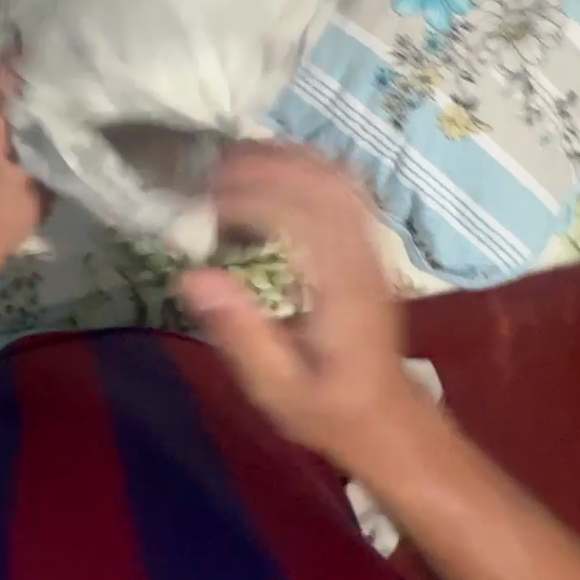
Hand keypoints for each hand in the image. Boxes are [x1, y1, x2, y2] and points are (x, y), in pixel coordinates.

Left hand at [0, 58, 51, 271]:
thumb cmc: (3, 211)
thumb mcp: (38, 175)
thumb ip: (51, 137)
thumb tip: (67, 109)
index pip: (6, 69)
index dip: (29, 53)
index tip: (58, 40)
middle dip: (28, 68)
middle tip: (64, 58)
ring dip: (19, 87)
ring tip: (55, 79)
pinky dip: (11, 106)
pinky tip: (37, 109)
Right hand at [176, 142, 414, 465]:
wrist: (387, 420)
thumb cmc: (327, 408)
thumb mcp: (278, 388)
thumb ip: (241, 334)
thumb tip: (192, 276)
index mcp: (341, 288)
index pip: (302, 215)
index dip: (251, 195)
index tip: (206, 203)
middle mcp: (362, 257)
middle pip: (323, 182)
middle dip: (265, 165)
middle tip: (211, 172)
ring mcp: (371, 247)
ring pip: (337, 177)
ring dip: (285, 159)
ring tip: (234, 162)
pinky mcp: (367, 246)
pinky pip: (343, 187)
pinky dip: (305, 167)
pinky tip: (273, 170)